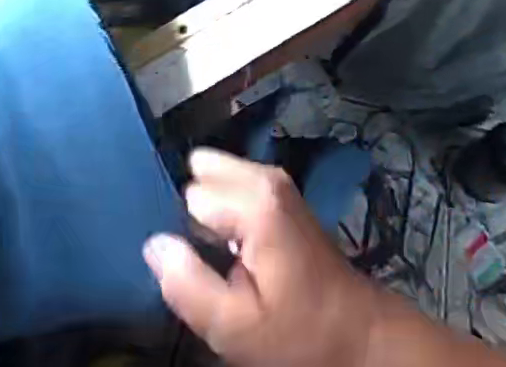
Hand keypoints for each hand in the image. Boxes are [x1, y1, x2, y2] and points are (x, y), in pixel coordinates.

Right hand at [143, 148, 382, 366]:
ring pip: (215, 175)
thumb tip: (153, 244)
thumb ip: (188, 284)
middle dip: (193, 213)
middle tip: (208, 257)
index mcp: (256, 202)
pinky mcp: (278, 189)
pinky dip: (223, 208)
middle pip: (202, 174)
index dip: (184, 234)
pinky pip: (232, 183)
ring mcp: (275, 179)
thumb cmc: (294, 330)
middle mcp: (266, 176)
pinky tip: (231, 245)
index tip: (197, 264)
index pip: (189, 196)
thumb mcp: (233, 326)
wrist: (351, 326)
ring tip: (219, 253)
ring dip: (208, 210)